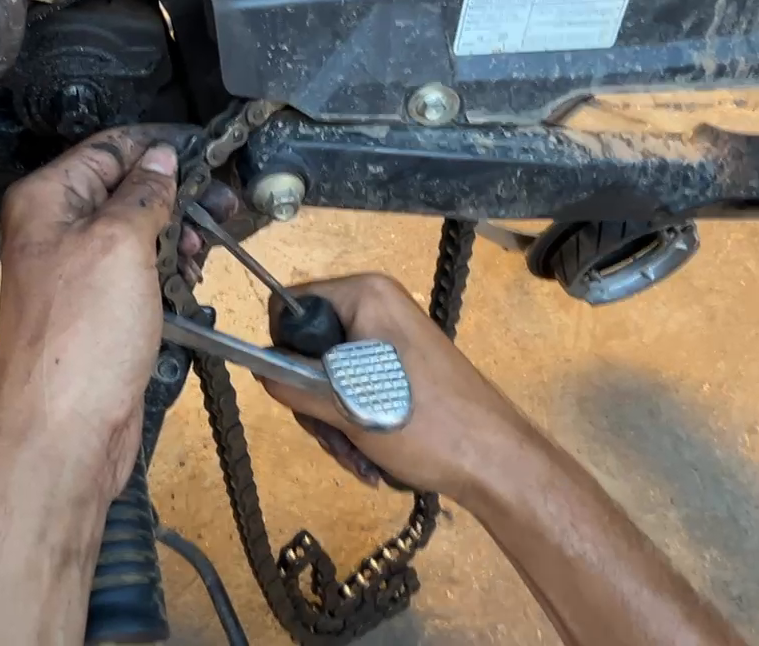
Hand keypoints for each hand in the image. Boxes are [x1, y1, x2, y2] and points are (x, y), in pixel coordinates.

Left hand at [0, 127, 179, 491]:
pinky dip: (166, 265)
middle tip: (221, 200)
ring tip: (205, 244)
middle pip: (125, 188)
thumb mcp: (120, 244)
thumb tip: (161, 155)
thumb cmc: (85, 331)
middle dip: (174, 192)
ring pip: (136, 229)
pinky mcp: (99, 305)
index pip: (108, 148)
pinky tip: (190, 273)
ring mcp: (78, 269)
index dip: (157, 145)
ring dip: (176, 231)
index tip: (205, 149)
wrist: (64, 433)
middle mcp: (57, 228)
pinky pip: (137, 268)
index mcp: (47, 199)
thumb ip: (144, 193)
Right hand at [260, 273, 533, 498]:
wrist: (499, 465)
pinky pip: (355, 385)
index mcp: (364, 294)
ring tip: (357, 458)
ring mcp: (389, 336)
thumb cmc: (425, 424)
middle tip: (332, 438)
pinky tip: (369, 458)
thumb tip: (259, 368)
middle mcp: (375, 305)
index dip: (283, 350)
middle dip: (313, 400)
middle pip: (308, 346)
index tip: (296, 392)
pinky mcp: (400, 365)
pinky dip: (354, 421)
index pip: (290, 306)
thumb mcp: (346, 405)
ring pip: (329, 373)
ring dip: (333, 421)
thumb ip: (293, 383)